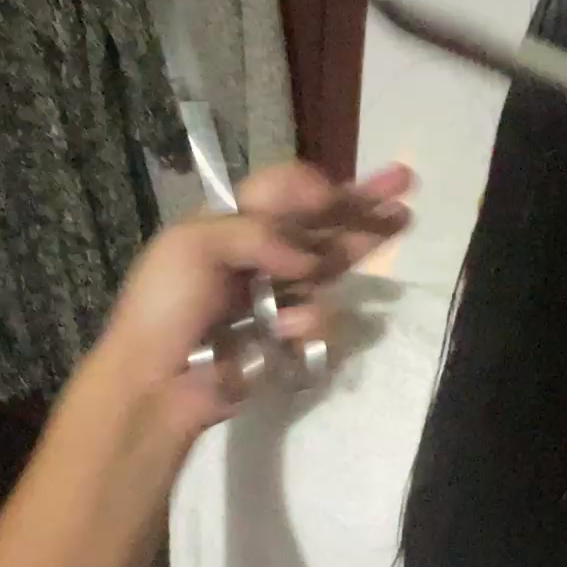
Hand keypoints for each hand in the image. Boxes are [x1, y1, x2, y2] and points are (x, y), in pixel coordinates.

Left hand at [86, 161, 414, 432]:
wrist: (159, 379)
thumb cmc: (166, 306)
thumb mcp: (190, 246)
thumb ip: (255, 232)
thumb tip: (307, 261)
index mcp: (235, 222)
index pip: (287, 191)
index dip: (318, 187)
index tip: (339, 193)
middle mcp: (265, 254)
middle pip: (324, 223)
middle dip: (365, 205)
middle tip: (407, 188)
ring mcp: (281, 297)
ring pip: (333, 267)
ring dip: (348, 257)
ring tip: (368, 252)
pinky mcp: (292, 338)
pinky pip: (321, 321)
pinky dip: (308, 325)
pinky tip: (284, 332)